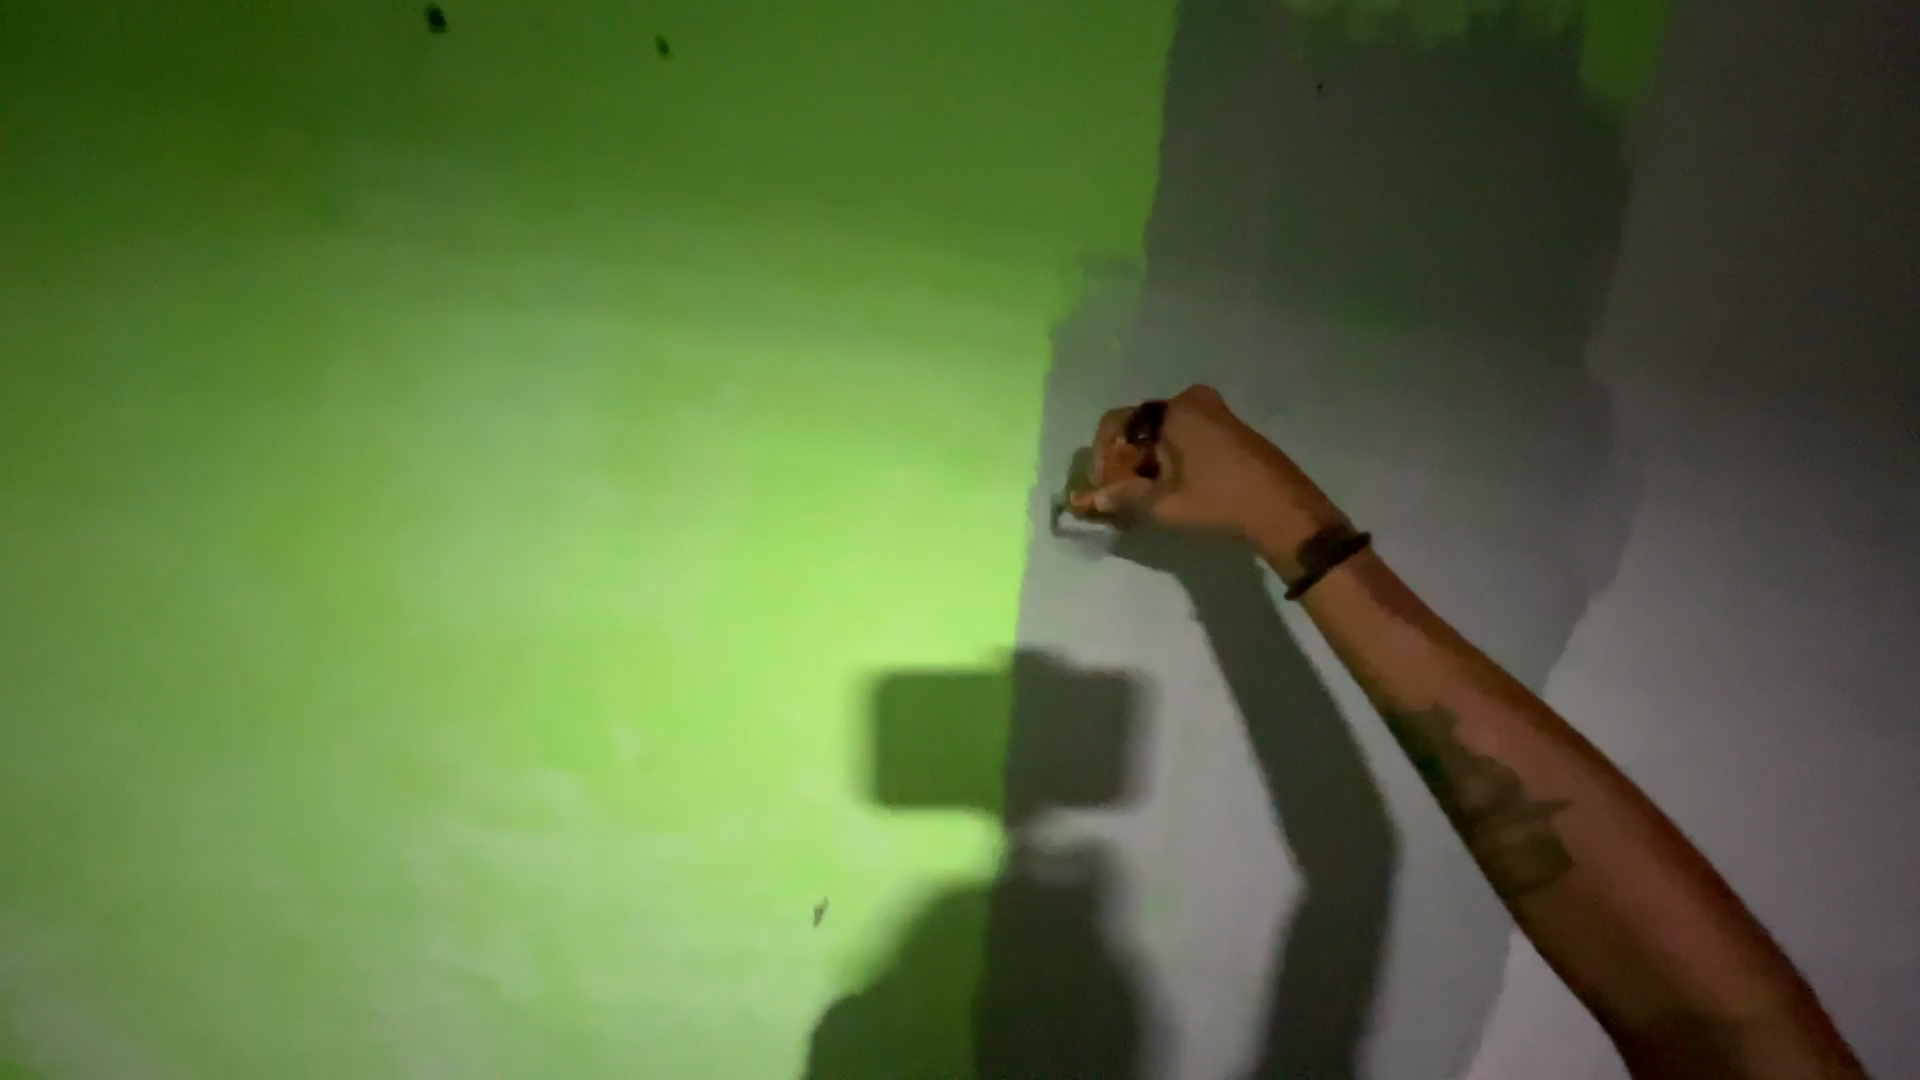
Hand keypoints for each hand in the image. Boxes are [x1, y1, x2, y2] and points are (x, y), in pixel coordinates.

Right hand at [1067, 386, 1344, 564]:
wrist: (1285, 513)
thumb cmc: (1220, 503)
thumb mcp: (1164, 504)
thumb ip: (1122, 495)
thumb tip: (1089, 499)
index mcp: (1174, 410)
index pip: (1116, 422)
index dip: (1101, 456)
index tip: (1099, 488)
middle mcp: (1192, 401)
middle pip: (1139, 428)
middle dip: (1122, 462)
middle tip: (1117, 495)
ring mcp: (1214, 412)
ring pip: (1160, 434)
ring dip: (1144, 463)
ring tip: (1140, 497)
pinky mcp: (1228, 428)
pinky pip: (1183, 436)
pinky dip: (1167, 459)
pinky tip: (1166, 488)